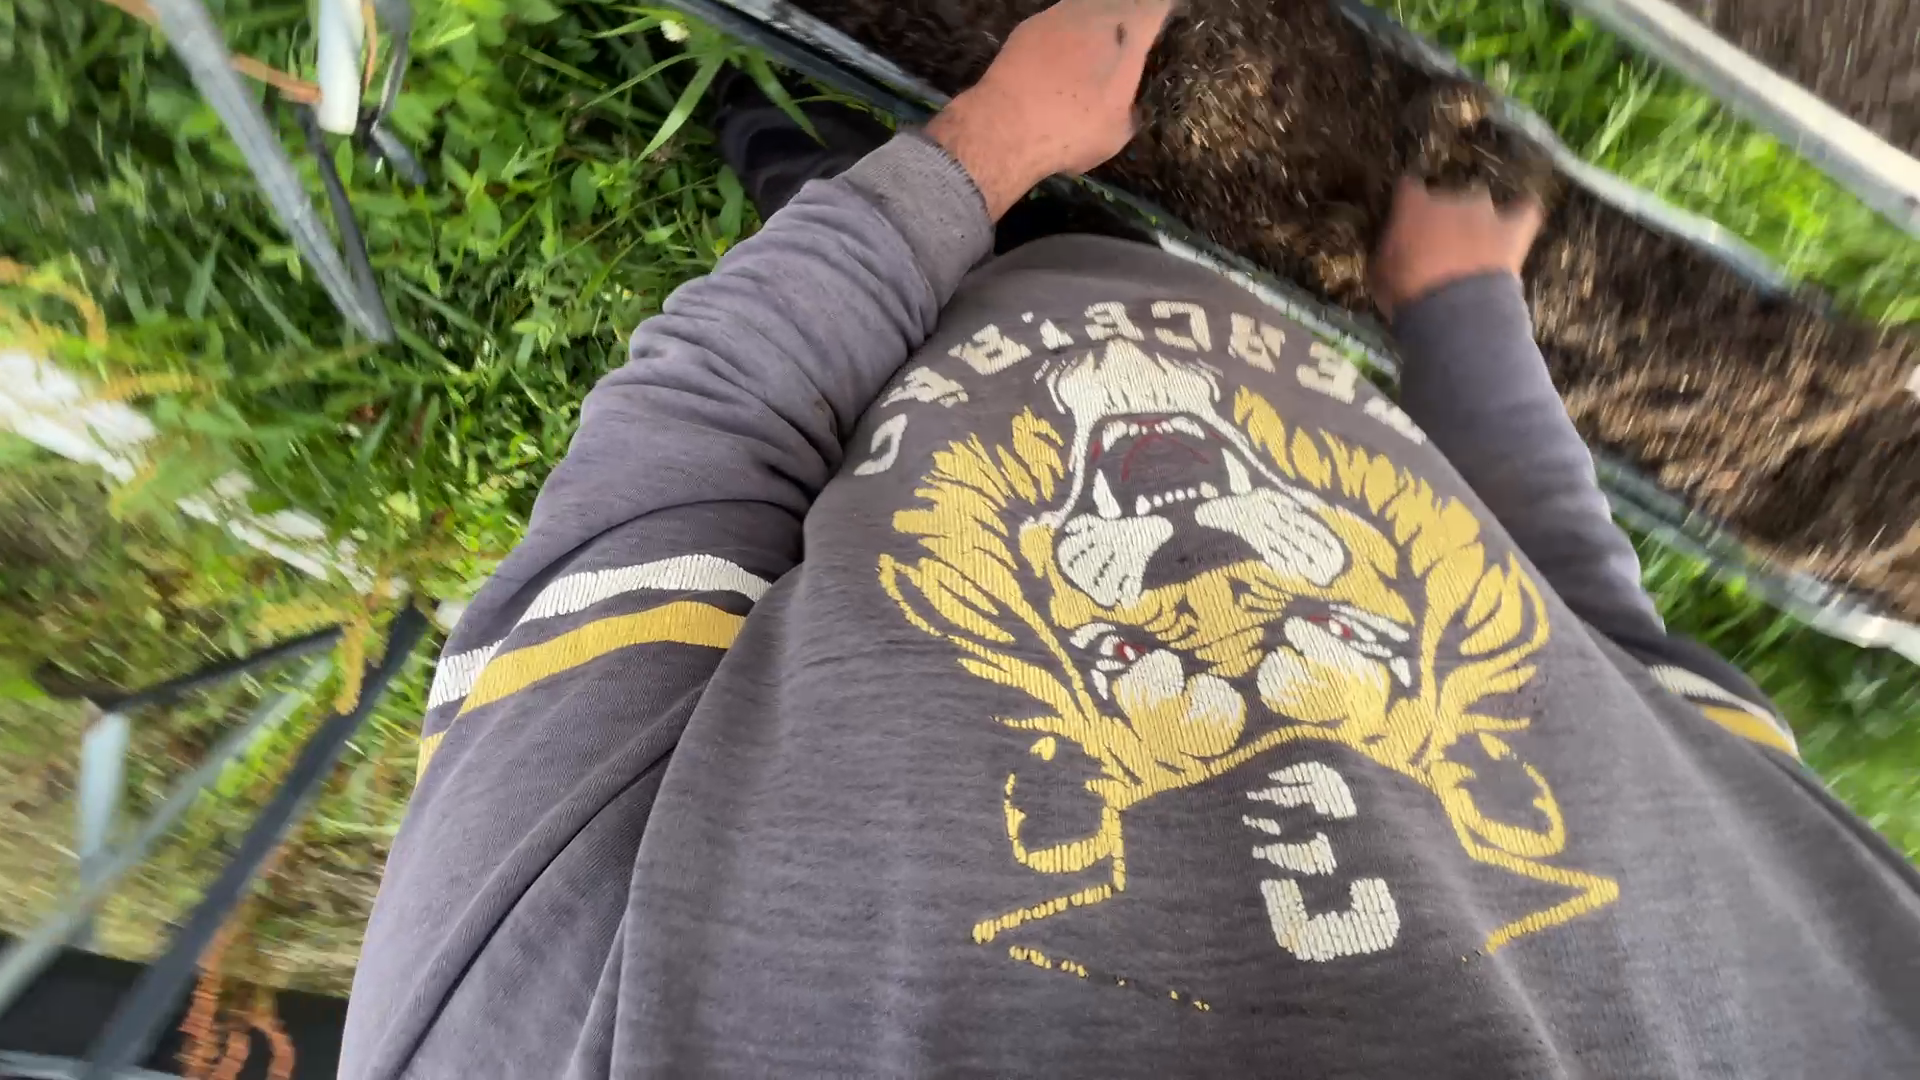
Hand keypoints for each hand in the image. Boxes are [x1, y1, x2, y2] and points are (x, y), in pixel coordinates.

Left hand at [926, 0, 1174, 219]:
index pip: (1157, 5)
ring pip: (1084, 11)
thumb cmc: (1073, 131)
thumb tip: (1128, 107)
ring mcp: (1060, 13)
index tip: (1160, 24)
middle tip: (1118, 53)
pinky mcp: (1028, 26)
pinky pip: (1053, 27)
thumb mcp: (1116, 135)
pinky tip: (1051, 70)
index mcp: (1130, 31)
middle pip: (1120, 2)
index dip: (1160, 13)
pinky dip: (1057, 43)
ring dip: (1088, 31)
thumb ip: (1129, 111)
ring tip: (1082, 64)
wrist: (1009, 126)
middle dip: (1122, 24)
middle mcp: (1098, 10)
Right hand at [1372, 178, 1544, 320]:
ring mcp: (1486, 211)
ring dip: (1474, 218)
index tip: (1404, 212)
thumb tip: (1393, 245)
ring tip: (1471, 240)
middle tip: (1436, 241)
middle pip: (1446, 196)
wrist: (1452, 308)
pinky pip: (1523, 210)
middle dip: (1441, 214)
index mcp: (1413, 207)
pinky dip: (1518, 213)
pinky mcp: (1515, 226)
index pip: (1407, 187)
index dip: (1406, 199)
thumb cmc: (1404, 292)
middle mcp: (1450, 198)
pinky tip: (1515, 220)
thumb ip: (1388, 249)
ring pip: (1479, 203)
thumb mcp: (1379, 272)